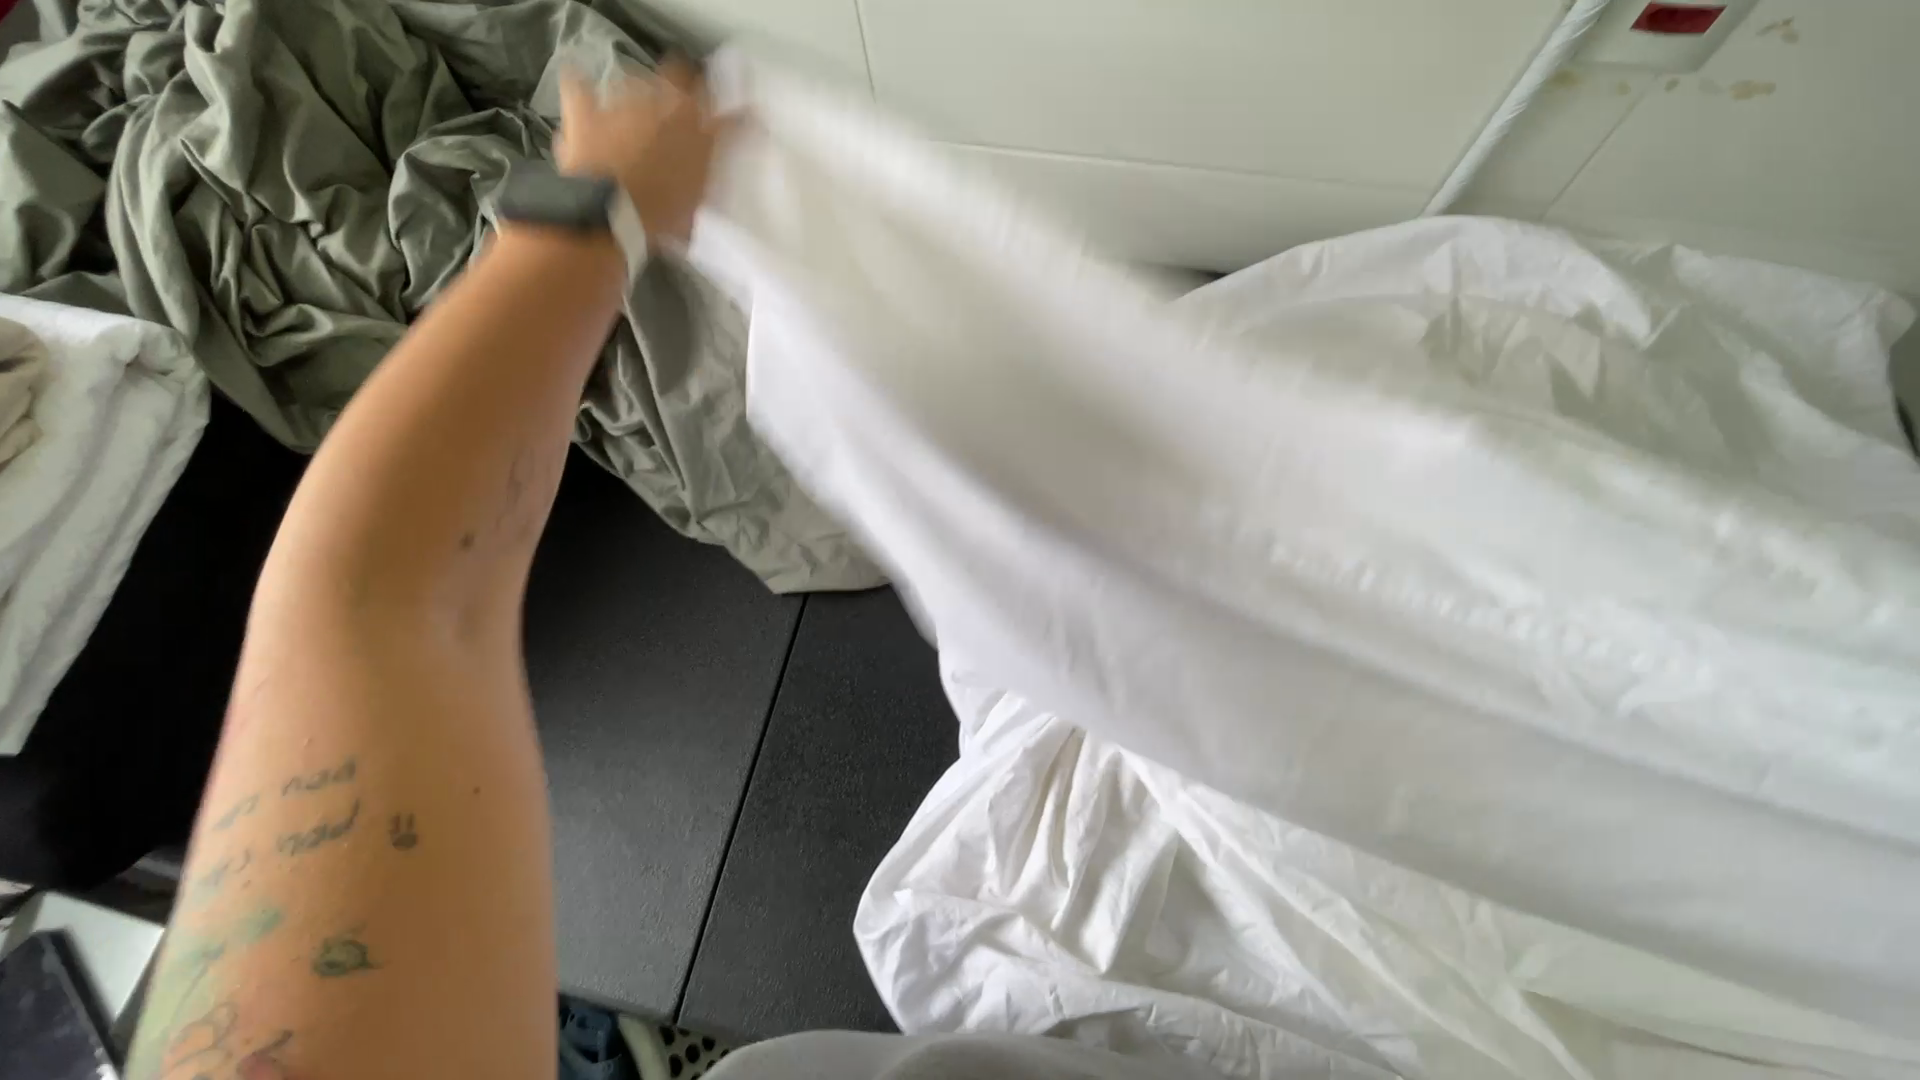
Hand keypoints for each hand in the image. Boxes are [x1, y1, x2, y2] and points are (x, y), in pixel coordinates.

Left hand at [555, 59, 734, 244]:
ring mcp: (624, 103)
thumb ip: (701, 182)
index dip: (741, 115)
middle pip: (681, 75)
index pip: (732, 118)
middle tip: (681, 100)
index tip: (747, 116)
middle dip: (683, 83)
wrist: (609, 213)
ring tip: (634, 110)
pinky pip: (580, 88)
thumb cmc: (659, 217)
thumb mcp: (693, 205)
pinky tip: (584, 94)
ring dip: (637, 93)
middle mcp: (666, 108)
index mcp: (698, 135)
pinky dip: (582, 91)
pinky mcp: (587, 109)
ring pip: (635, 81)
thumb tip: (703, 180)